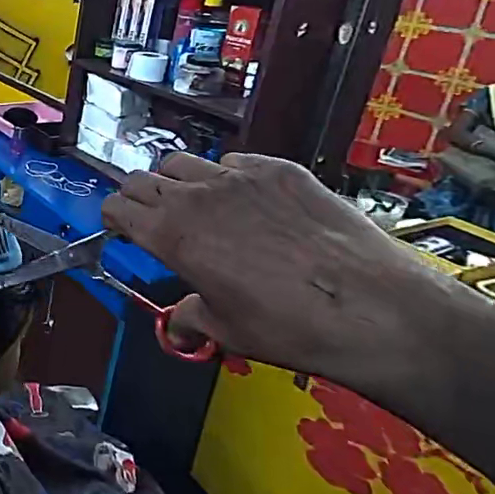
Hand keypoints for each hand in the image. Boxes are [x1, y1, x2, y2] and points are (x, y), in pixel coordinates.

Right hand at [102, 152, 494, 406]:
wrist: (381, 312)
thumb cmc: (295, 329)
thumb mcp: (229, 332)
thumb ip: (191, 319)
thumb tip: (181, 327)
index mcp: (172, 235)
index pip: (116, 205)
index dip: (113, 218)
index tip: (121, 229)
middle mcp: (196, 196)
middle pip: (141, 179)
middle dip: (139, 199)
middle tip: (156, 221)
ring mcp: (239, 177)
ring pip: (181, 162)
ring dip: (178, 183)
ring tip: (201, 207)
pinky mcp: (279, 169)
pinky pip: (235, 162)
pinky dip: (229, 178)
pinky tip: (253, 204)